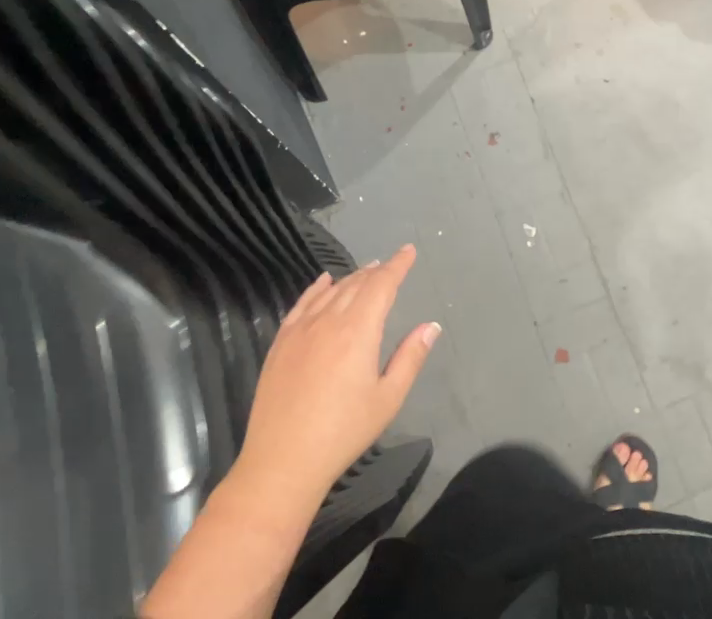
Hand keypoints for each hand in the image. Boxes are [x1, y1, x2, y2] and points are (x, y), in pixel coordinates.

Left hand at [232, 245, 439, 512]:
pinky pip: (301, 305)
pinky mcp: (279, 345)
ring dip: (351, 278)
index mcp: (358, 332)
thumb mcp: (388, 398)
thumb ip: (410, 357)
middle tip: (391, 264)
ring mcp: (299, 332)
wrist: (282, 461)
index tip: (409, 251)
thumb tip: (431, 326)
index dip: (397, 266)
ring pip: (330, 293)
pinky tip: (323, 283)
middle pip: (355, 285)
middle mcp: (328, 322)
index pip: (381, 286)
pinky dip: (316, 289)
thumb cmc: (343, 432)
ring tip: (366, 272)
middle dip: (376, 271)